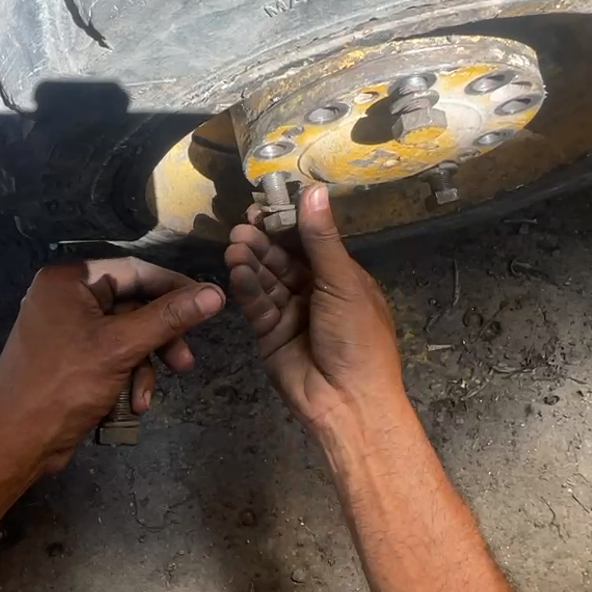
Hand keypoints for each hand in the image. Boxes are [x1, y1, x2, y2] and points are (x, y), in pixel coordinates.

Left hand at [0, 257, 224, 476]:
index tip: (209, 303)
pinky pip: (111, 358)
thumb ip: (169, 317)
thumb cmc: (64, 385)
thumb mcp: (122, 347)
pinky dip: (125, 380)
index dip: (174, 287)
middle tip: (185, 363)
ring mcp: (66, 330)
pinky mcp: (70, 360)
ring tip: (144, 399)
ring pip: (126, 338)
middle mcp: (65, 298)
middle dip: (159, 340)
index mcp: (68, 281)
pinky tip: (129, 406)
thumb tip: (216, 293)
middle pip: (133, 306)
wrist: (14, 443)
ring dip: (143, 369)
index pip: (134, 270)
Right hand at [225, 185, 404, 434]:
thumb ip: (321, 239)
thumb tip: (313, 190)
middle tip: (242, 225)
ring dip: (251, 261)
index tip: (265, 205)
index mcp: (341, 277)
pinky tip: (237, 271)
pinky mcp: (270, 333)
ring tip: (235, 244)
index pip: (309, 242)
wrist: (348, 401)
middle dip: (263, 242)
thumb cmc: (357, 338)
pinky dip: (247, 287)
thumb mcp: (343, 282)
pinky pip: (257, 304)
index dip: (288, 224)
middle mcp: (315, 291)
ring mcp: (291, 313)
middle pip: (283, 259)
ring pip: (266, 279)